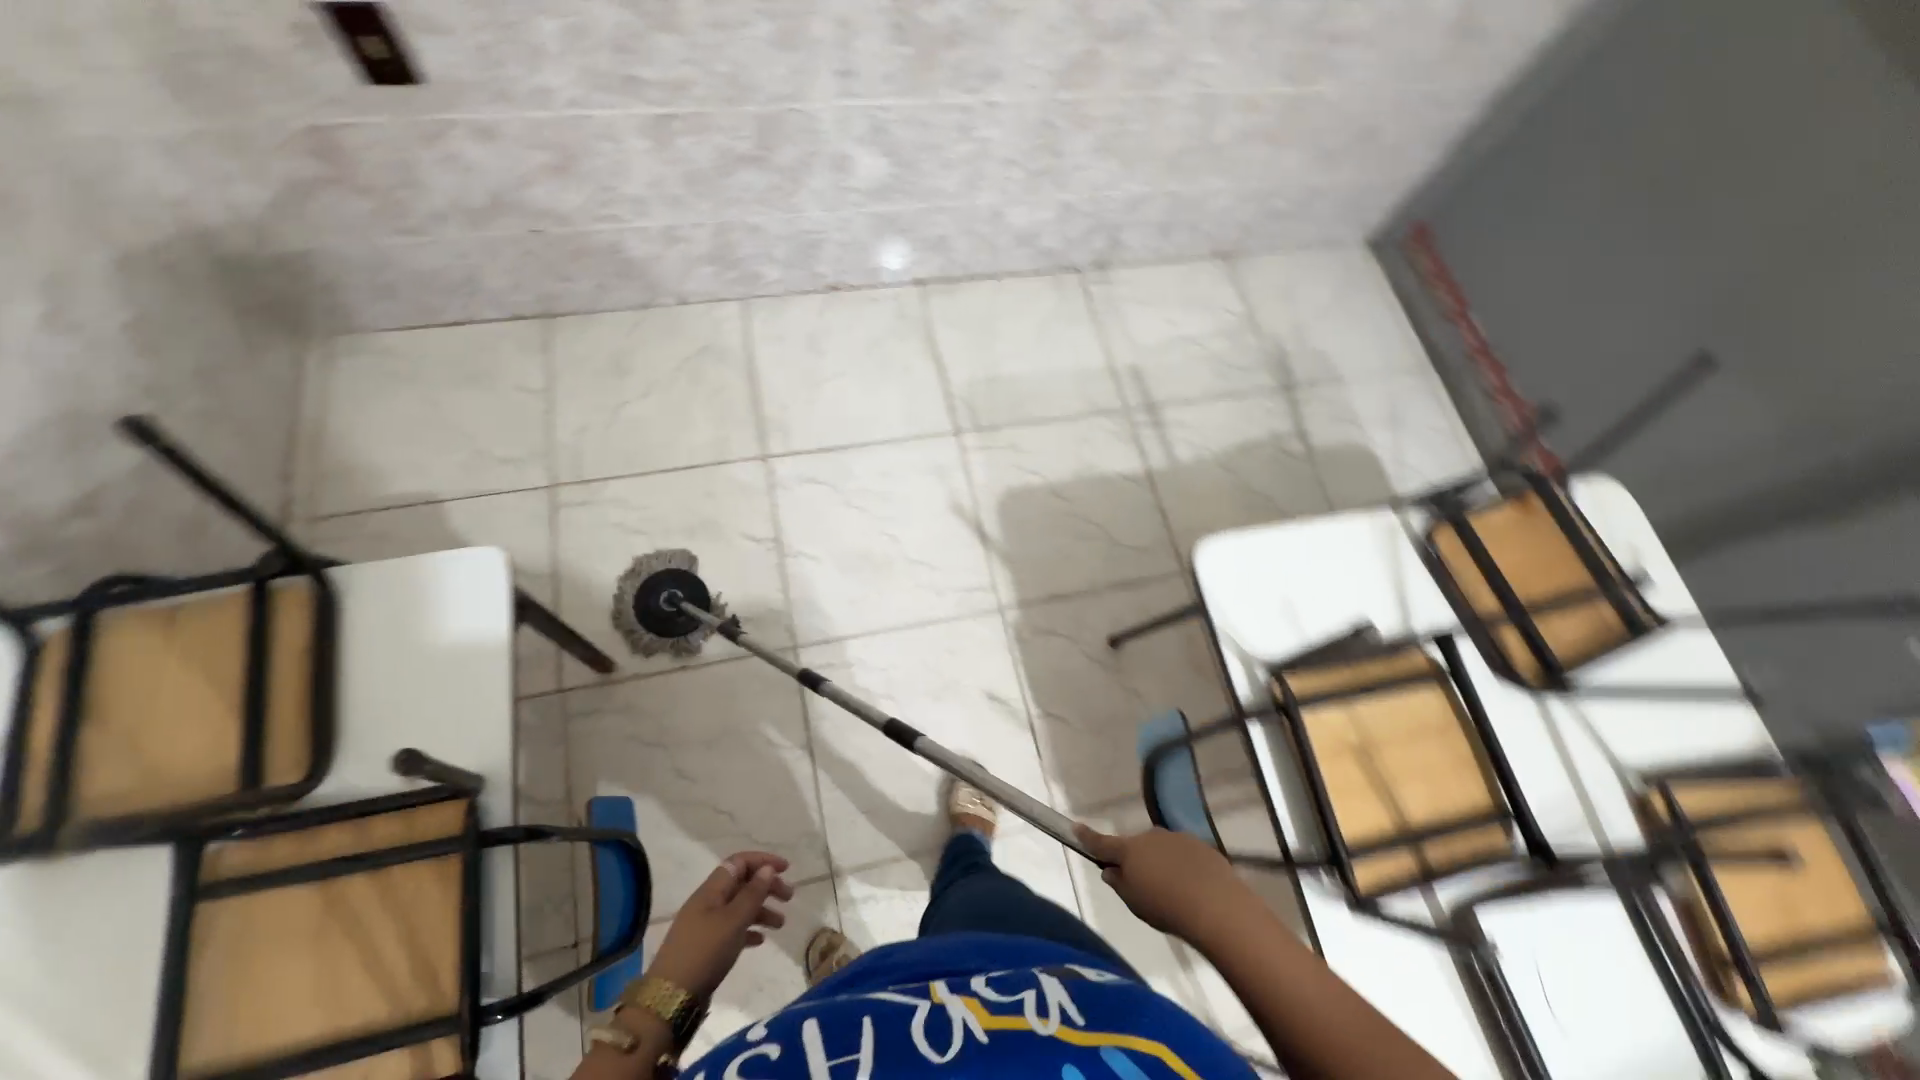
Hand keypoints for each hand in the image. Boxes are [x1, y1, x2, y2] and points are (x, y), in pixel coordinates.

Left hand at [647, 851, 793, 998]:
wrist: (671, 996)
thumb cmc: (705, 952)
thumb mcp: (733, 921)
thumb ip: (752, 894)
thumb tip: (766, 868)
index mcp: (711, 891)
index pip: (738, 863)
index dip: (763, 861)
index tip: (786, 869)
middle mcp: (708, 903)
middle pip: (741, 884)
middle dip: (766, 886)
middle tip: (789, 898)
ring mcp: (705, 926)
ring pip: (739, 908)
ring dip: (761, 910)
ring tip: (780, 924)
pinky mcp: (706, 947)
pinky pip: (732, 930)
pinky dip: (749, 930)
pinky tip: (760, 941)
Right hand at [1076, 824, 1245, 938]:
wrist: (1216, 906)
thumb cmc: (1165, 907)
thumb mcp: (1134, 902)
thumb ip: (1119, 883)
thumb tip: (1111, 869)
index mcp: (1129, 850)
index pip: (1102, 842)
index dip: (1087, 837)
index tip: (1076, 827)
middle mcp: (1151, 837)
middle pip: (1136, 847)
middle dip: (1136, 860)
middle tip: (1143, 886)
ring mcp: (1178, 838)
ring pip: (1161, 850)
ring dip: (1161, 864)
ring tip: (1173, 892)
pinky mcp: (1201, 846)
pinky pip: (1184, 855)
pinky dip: (1183, 867)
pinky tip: (1193, 889)